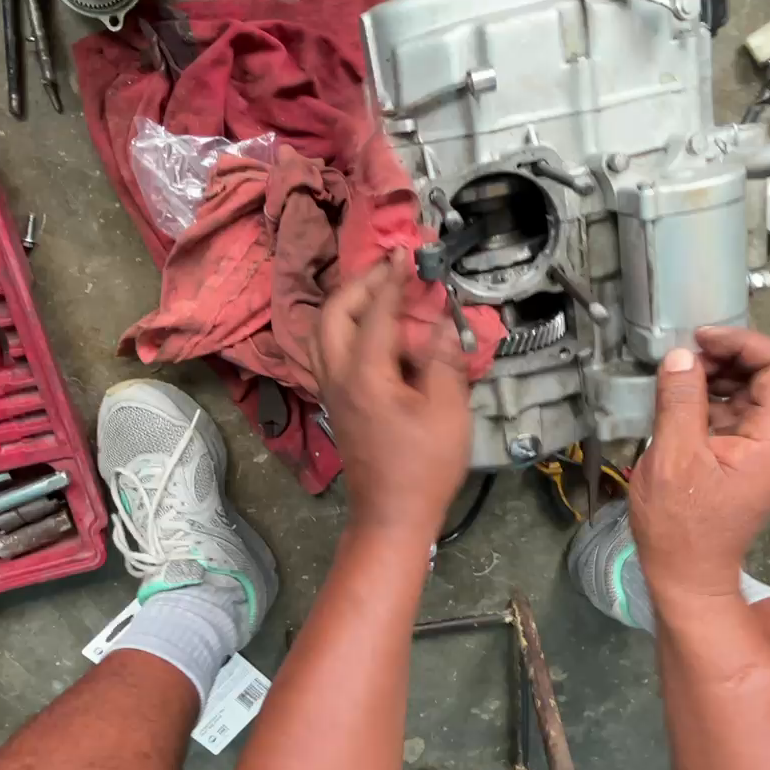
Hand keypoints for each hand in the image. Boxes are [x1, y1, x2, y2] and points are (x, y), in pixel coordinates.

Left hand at [312, 252, 472, 542]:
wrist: (391, 515)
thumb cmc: (424, 466)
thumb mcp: (448, 412)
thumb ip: (444, 360)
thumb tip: (443, 323)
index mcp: (365, 375)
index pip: (375, 313)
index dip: (391, 280)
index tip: (405, 255)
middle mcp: (337, 377)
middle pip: (332, 314)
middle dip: (359, 285)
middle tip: (389, 272)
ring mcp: (330, 391)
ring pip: (322, 334)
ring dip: (346, 306)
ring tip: (378, 295)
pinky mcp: (335, 404)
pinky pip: (328, 352)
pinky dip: (344, 330)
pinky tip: (372, 333)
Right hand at [630, 327, 769, 597]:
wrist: (687, 574)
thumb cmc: (681, 523)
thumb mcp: (673, 457)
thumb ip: (679, 401)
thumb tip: (680, 356)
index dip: (744, 342)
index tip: (699, 338)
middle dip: (728, 357)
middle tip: (683, 357)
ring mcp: (767, 451)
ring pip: (753, 392)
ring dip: (717, 376)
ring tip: (676, 377)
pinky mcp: (747, 458)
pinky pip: (737, 414)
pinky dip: (710, 399)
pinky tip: (679, 401)